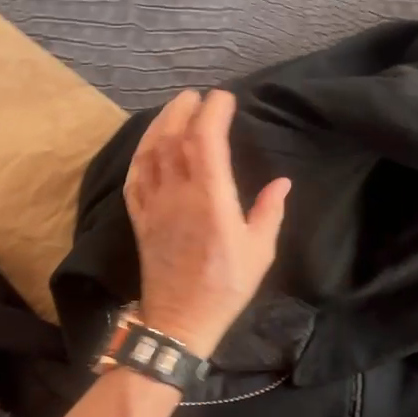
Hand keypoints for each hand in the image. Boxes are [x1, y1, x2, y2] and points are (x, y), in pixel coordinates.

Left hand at [123, 89, 290, 356]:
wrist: (180, 320)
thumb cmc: (226, 286)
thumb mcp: (260, 251)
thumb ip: (269, 211)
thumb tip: (282, 181)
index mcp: (211, 197)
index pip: (206, 140)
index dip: (213, 112)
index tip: (224, 98)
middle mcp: (178, 193)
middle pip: (175, 137)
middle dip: (185, 109)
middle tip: (198, 96)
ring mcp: (154, 204)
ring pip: (151, 151)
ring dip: (161, 123)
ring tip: (175, 108)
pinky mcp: (139, 217)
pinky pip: (135, 176)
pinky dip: (141, 152)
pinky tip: (148, 144)